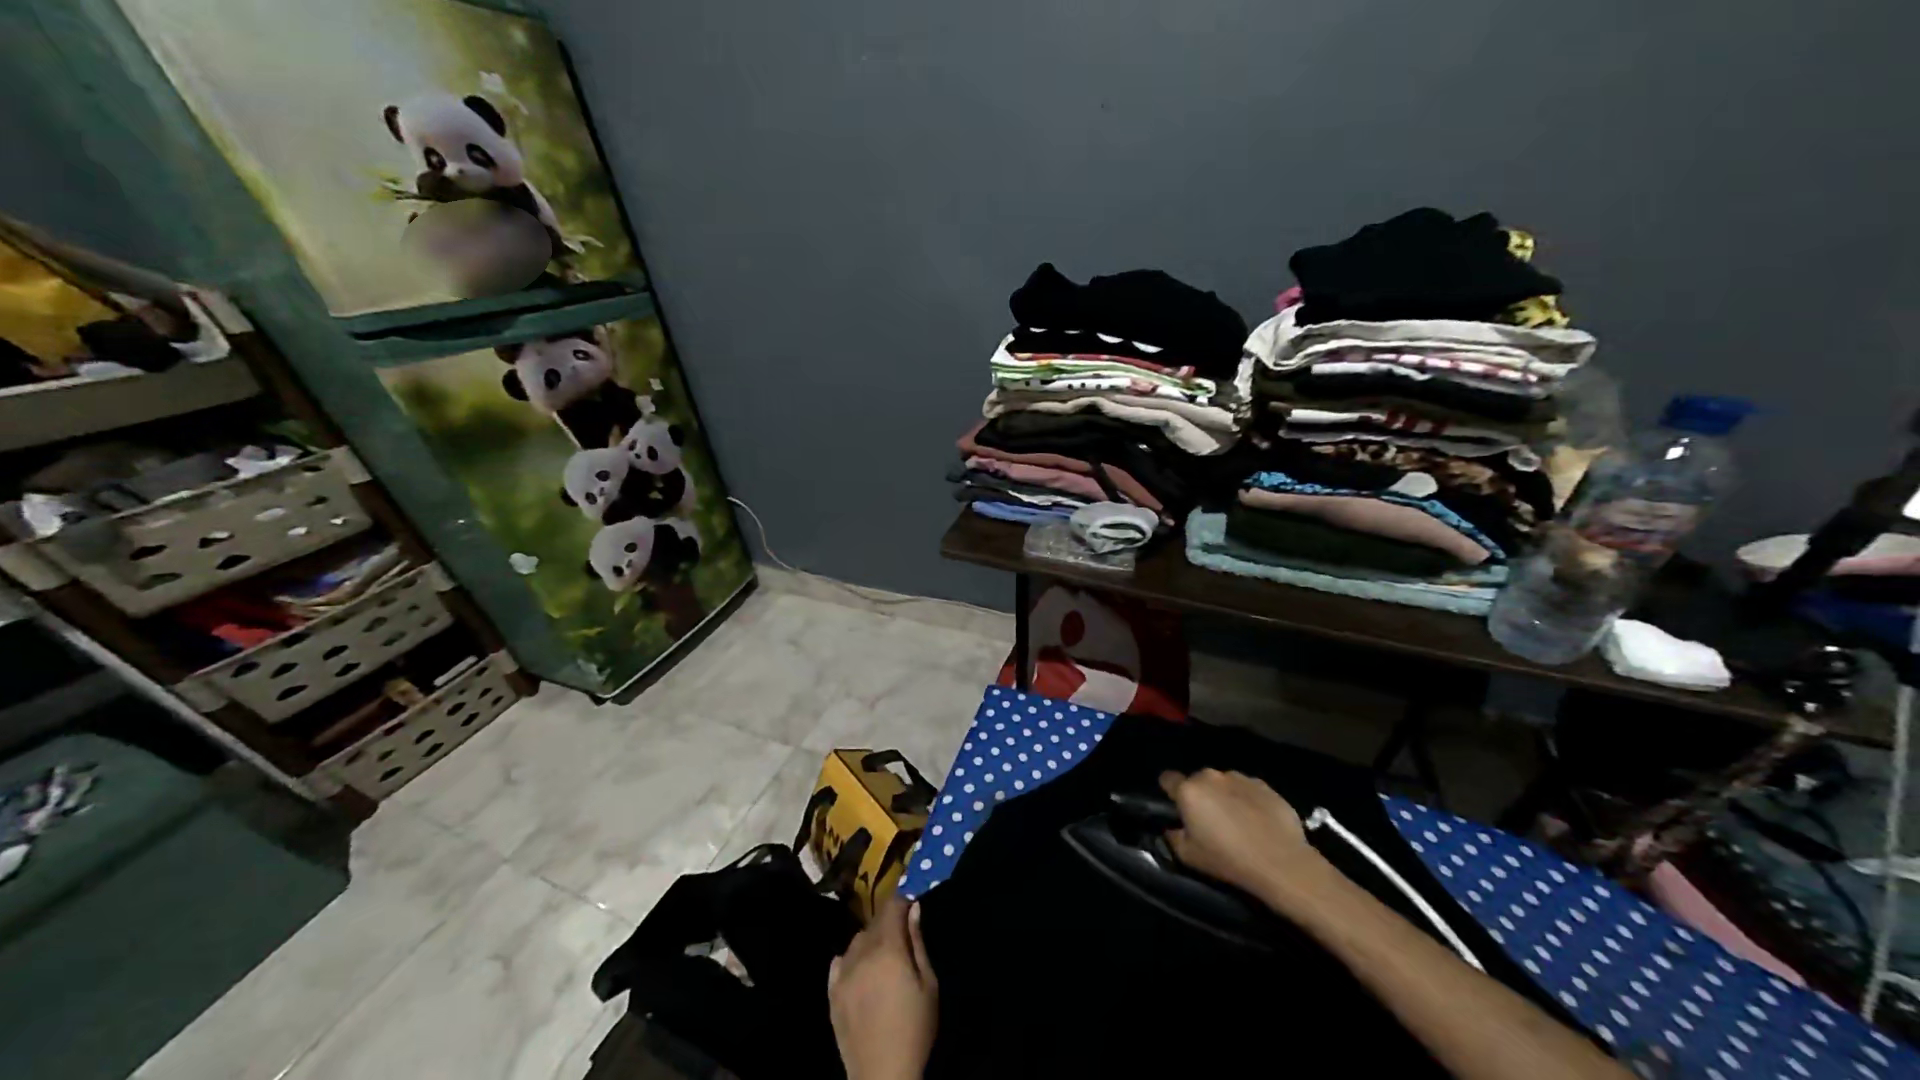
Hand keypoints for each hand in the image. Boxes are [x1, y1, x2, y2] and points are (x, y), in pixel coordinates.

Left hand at [829, 896, 937, 1079]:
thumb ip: (918, 943)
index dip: (902, 902)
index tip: (911, 905)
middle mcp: (861, 954)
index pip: (892, 908)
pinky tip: (861, 971)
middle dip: (888, 922)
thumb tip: (913, 909)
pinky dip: (851, 959)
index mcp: (888, 949)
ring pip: (856, 941)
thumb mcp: (928, 985)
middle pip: (874, 923)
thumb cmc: (914, 1029)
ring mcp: (843, 973)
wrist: (882, 1074)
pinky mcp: (832, 992)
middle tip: (901, 936)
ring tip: (883, 959)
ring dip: (870, 941)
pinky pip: (840, 962)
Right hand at [1158, 769, 1326, 910]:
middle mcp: (1212, 777)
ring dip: (1224, 795)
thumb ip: (1173, 836)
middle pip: (1198, 780)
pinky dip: (1247, 799)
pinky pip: (1248, 788)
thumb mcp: (1188, 856)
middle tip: (1209, 819)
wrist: (1281, 863)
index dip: (1170, 791)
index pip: (1168, 778)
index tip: (1176, 807)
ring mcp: (1240, 778)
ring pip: (1224, 782)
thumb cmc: (1228, 859)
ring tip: (1236, 820)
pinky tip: (1257, 820)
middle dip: (1200, 794)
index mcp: (1189, 791)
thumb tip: (1173, 827)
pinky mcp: (1265, 786)